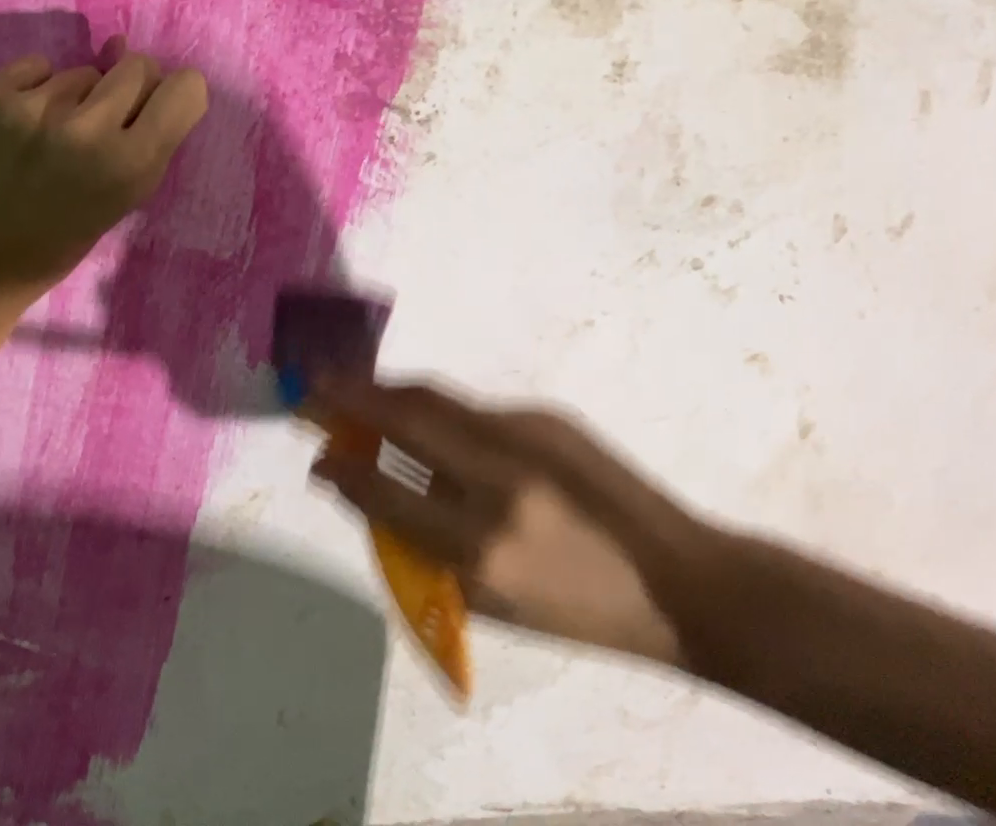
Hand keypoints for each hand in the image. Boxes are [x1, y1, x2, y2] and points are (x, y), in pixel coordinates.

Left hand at [0, 40, 207, 297]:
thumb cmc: (57, 243)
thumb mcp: (120, 203)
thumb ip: (143, 141)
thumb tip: (130, 58)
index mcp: (128, 166)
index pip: (185, 88)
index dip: (173, 97)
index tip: (154, 111)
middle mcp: (84, 128)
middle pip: (136, 66)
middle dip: (126, 90)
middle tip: (99, 126)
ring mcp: (30, 108)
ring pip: (80, 72)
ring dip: (73, 98)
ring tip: (48, 140)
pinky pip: (35, 68)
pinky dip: (32, 91)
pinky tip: (17, 130)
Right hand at [310, 378, 710, 664]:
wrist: (684, 582)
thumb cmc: (576, 609)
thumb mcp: (486, 601)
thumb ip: (415, 544)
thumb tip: (361, 486)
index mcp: (480, 545)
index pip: (384, 492)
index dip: (341, 469)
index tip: (316, 457)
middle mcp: (499, 482)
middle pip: (405, 418)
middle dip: (349, 396)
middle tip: (311, 385)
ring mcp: (528, 439)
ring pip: (435, 399)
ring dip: (385, 391)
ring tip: (351, 389)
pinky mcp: (548, 419)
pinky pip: (470, 408)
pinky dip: (430, 408)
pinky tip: (419, 415)